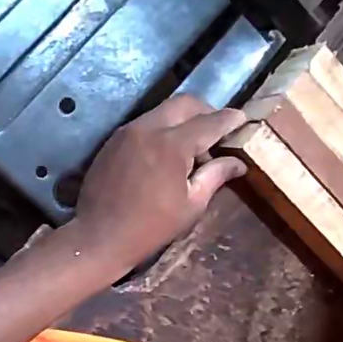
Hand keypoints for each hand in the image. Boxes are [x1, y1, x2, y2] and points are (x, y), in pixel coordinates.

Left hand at [70, 96, 247, 273]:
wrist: (99, 237)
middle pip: (185, 104)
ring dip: (184, 120)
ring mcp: (128, 131)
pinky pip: (146, 122)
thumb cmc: (151, 226)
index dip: (230, 119)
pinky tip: (168, 154)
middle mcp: (149, 128)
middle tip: (219, 132)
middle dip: (207, 112)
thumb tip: (238, 163)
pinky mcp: (114, 139)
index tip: (243, 118)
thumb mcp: (192, 204)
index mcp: (172, 144)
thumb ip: (215, 175)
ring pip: (164, 110)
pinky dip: (163, 129)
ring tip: (193, 149)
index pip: (210, 122)